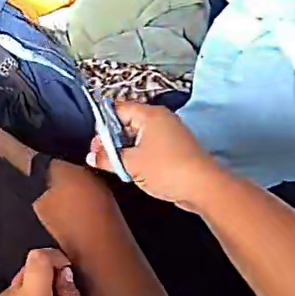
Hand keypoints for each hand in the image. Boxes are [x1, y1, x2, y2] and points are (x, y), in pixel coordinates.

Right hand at [88, 102, 225, 211]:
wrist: (202, 186)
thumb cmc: (168, 170)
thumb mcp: (131, 164)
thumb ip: (108, 159)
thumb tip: (92, 157)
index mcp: (149, 115)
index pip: (118, 109)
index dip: (103, 125)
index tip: (96, 144)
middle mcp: (160, 119)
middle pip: (127, 123)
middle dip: (113, 140)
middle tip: (103, 158)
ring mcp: (169, 133)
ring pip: (138, 137)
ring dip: (126, 151)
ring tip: (119, 167)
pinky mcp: (175, 148)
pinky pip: (150, 147)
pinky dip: (140, 157)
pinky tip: (135, 171)